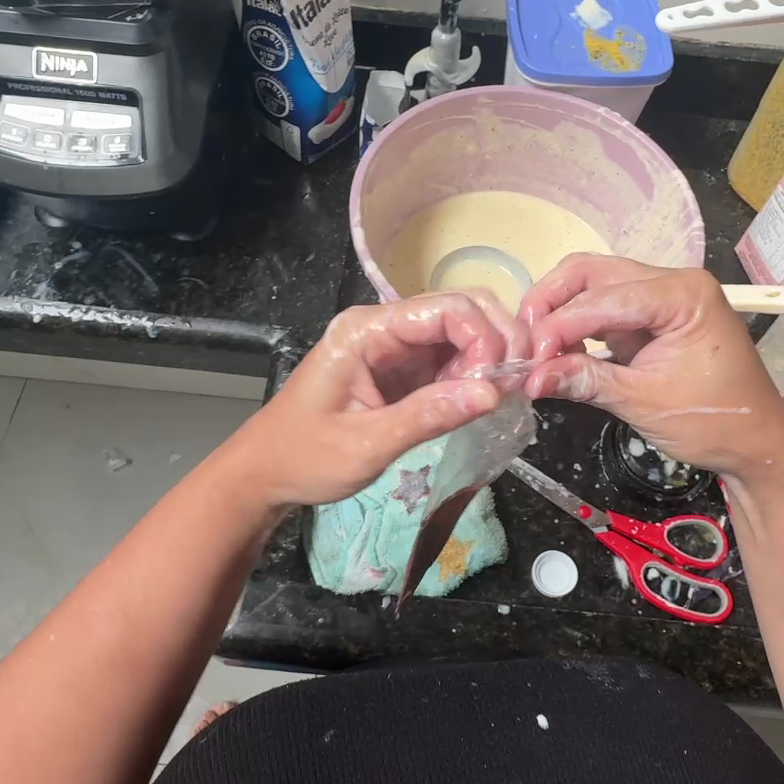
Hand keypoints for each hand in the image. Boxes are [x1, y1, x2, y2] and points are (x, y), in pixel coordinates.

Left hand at [223, 291, 530, 509]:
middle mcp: (384, 327)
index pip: (444, 308)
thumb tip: (491, 394)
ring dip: (489, 358)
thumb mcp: (365, 444)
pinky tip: (485, 400)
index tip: (496, 385)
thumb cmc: (304, 458)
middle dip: (496, 339)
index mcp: (367, 330)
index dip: (483, 337)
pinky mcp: (403, 371)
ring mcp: (395, 347)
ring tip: (504, 396)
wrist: (265, 474)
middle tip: (517, 383)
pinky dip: (474, 376)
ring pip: (461, 333)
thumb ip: (427, 416)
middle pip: (459, 310)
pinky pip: (450, 360)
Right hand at [519, 255, 783, 477]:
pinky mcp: (650, 316)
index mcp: (681, 294)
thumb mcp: (642, 402)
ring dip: (559, 311)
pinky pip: (602, 307)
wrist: (756, 443)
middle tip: (524, 340)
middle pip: (591, 272)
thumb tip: (529, 380)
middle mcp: (670, 282)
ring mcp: (660, 296)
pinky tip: (558, 349)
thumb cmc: (712, 421)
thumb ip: (584, 381)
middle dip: (550, 302)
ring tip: (536, 347)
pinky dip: (576, 324)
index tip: (529, 360)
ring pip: (592, 284)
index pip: (602, 297)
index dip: (558, 325)